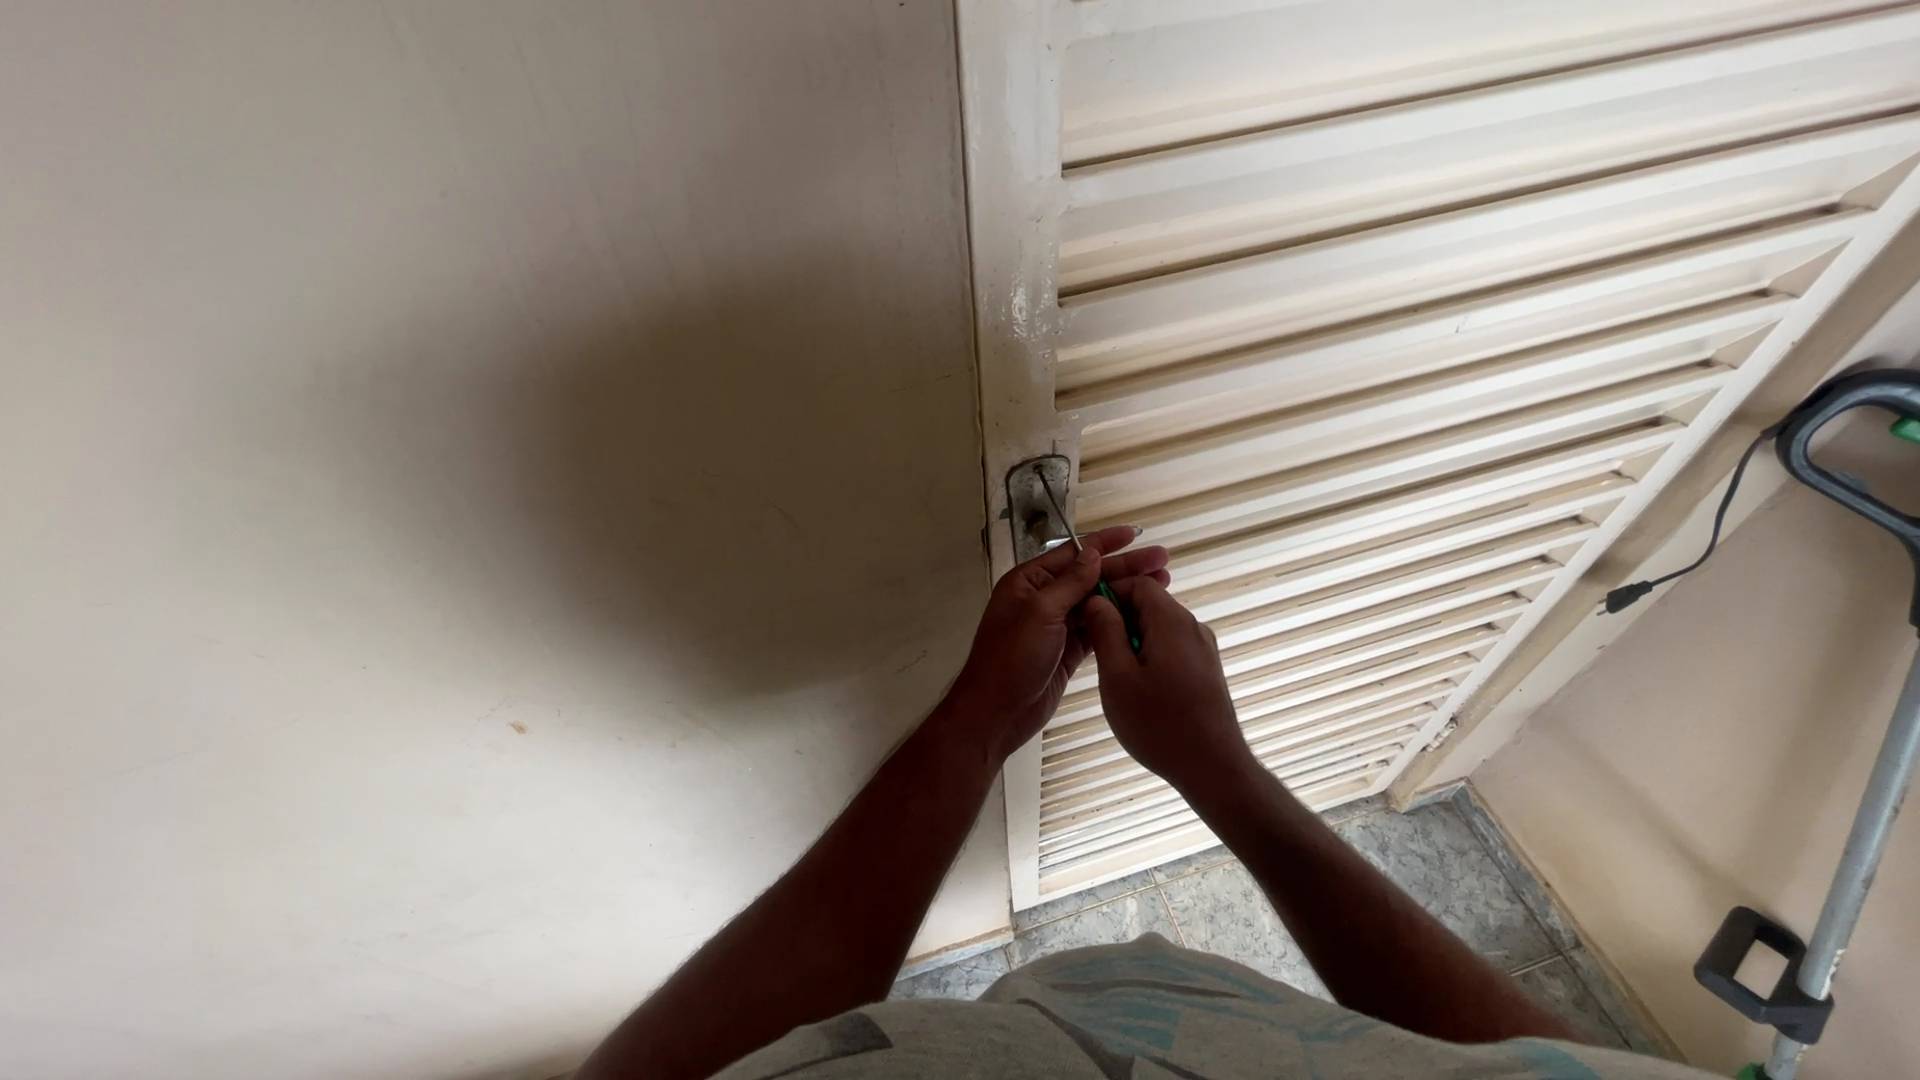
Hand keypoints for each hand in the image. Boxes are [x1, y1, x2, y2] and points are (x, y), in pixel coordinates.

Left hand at [946, 527, 1168, 762]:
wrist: (997, 711)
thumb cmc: (1011, 658)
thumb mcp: (1041, 613)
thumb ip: (1070, 582)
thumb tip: (1092, 554)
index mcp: (1029, 582)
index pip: (1072, 554)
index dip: (1104, 543)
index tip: (1134, 535)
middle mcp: (1043, 599)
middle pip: (1090, 577)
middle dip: (1125, 569)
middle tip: (1162, 562)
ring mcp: (1056, 626)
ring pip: (1097, 603)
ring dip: (1126, 594)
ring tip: (1162, 586)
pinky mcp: (1068, 650)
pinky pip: (1097, 629)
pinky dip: (1118, 622)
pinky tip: (1143, 616)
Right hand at [1084, 577, 1259, 793]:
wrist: (1213, 769)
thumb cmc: (1159, 724)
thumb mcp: (1117, 677)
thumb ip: (1105, 632)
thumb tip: (1097, 601)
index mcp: (1172, 622)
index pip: (1139, 583)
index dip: (1108, 592)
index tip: (1086, 616)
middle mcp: (1193, 628)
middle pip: (1150, 604)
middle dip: (1119, 618)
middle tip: (1095, 649)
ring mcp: (1203, 650)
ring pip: (1160, 627)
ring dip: (1132, 640)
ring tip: (1114, 673)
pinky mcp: (1206, 671)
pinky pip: (1172, 647)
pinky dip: (1149, 655)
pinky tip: (1138, 687)